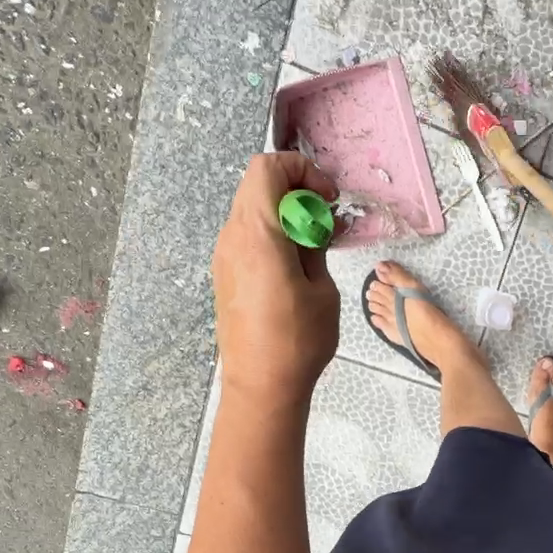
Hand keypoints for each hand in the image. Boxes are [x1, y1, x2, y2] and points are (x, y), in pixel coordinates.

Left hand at [210, 152, 341, 395]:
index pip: (268, 168)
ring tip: (315, 243)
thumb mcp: (322, 290)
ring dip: (285, 213)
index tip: (328, 198)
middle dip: (296, 189)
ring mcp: (224, 255)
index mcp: (259, 234)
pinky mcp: (225, 273)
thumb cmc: (298, 341)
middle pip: (258, 184)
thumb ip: (314, 247)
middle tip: (325, 218)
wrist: (262, 384)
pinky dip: (273, 233)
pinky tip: (296, 263)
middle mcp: (233, 237)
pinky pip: (248, 235)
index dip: (302, 171)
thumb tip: (312, 226)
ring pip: (252, 208)